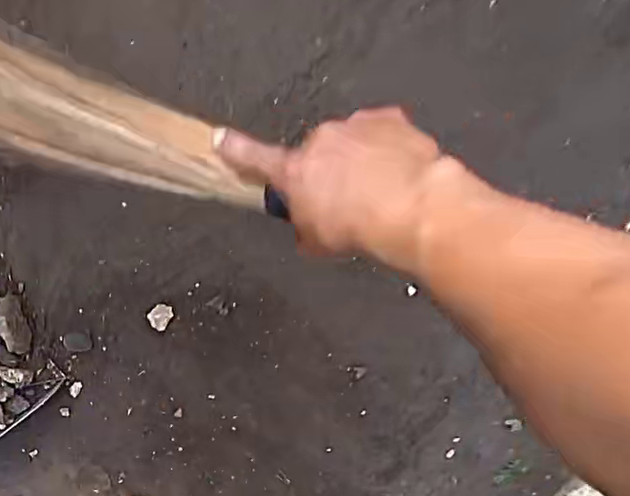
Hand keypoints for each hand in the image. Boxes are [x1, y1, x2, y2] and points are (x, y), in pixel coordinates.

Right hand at [216, 108, 476, 272]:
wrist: (409, 207)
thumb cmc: (358, 226)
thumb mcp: (315, 243)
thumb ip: (302, 228)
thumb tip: (306, 228)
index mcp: (294, 172)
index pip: (255, 159)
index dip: (235, 151)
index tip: (220, 138)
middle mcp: (320, 142)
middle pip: (312, 155)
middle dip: (322, 174)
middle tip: (338, 202)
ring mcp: (354, 127)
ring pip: (346, 144)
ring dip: (353, 164)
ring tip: (371, 194)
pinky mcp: (387, 119)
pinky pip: (377, 135)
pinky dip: (381, 152)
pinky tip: (390, 177)